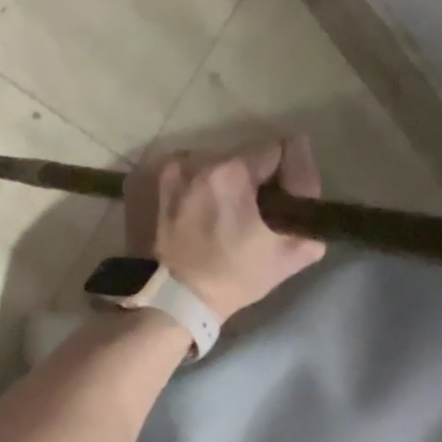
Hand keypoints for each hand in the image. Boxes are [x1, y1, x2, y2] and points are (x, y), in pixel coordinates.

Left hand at [142, 136, 324, 322]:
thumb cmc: (233, 274)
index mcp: (228, 171)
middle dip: (248, 176)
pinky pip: (172, 171)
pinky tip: (187, 210)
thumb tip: (301, 164)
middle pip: (235, 154)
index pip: (275, 148)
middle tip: (249, 207)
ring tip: (215, 210)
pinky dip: (184, 185)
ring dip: (213, 178)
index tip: (284, 195)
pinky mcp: (134, 180)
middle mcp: (187, 160)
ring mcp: (156, 168)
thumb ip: (307, 199)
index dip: (287, 171)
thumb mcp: (293, 247)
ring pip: (201, 161)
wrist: (168, 293)